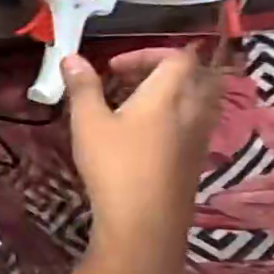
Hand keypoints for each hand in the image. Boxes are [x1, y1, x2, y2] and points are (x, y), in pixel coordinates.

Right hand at [62, 48, 221, 248]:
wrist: (144, 221)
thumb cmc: (114, 165)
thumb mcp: (88, 122)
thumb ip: (83, 88)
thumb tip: (72, 57)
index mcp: (169, 93)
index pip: (176, 56)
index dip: (147, 53)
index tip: (114, 67)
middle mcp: (193, 110)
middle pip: (198, 75)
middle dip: (168, 69)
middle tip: (134, 79)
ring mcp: (200, 137)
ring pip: (200, 100)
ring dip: (175, 93)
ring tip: (140, 104)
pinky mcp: (196, 160)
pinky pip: (196, 124)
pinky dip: (177, 116)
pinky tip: (148, 135)